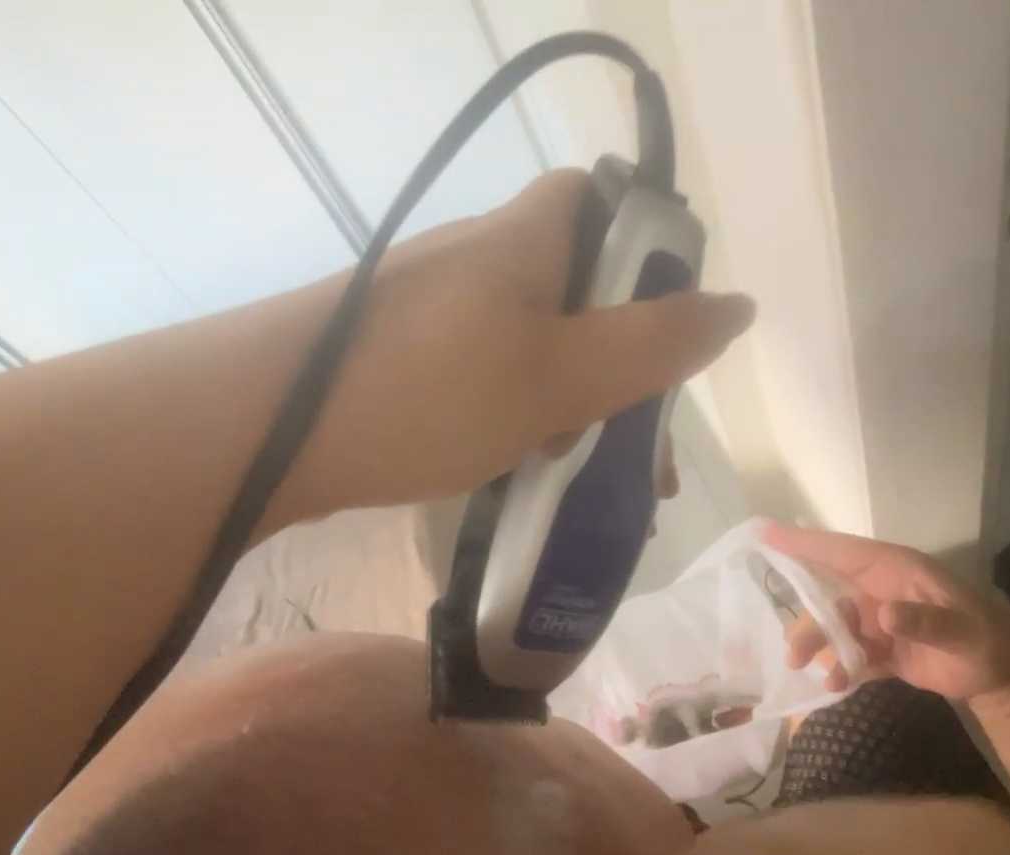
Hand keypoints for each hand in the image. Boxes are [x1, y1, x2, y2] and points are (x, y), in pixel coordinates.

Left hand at [288, 170, 753, 515]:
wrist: (271, 431)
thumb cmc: (429, 391)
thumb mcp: (561, 372)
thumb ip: (654, 343)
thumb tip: (737, 306)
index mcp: (530, 239)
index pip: (613, 209)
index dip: (654, 267)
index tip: (670, 345)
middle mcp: (487, 262)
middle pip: (585, 296)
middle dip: (629, 374)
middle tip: (648, 458)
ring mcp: (443, 313)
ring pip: (541, 350)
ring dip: (582, 412)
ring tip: (604, 489)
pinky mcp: (410, 361)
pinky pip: (495, 381)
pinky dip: (528, 423)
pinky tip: (534, 476)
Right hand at [765, 524, 1009, 701]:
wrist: (1007, 677)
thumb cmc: (990, 642)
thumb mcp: (964, 631)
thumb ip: (927, 621)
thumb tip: (882, 614)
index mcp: (894, 572)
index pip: (840, 552)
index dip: (801, 543)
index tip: (763, 535)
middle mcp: (878, 592)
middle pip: (828, 597)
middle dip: (808, 622)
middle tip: (792, 651)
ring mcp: (876, 622)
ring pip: (833, 630)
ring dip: (820, 649)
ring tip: (814, 672)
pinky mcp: (879, 650)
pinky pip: (848, 656)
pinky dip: (839, 670)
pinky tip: (836, 686)